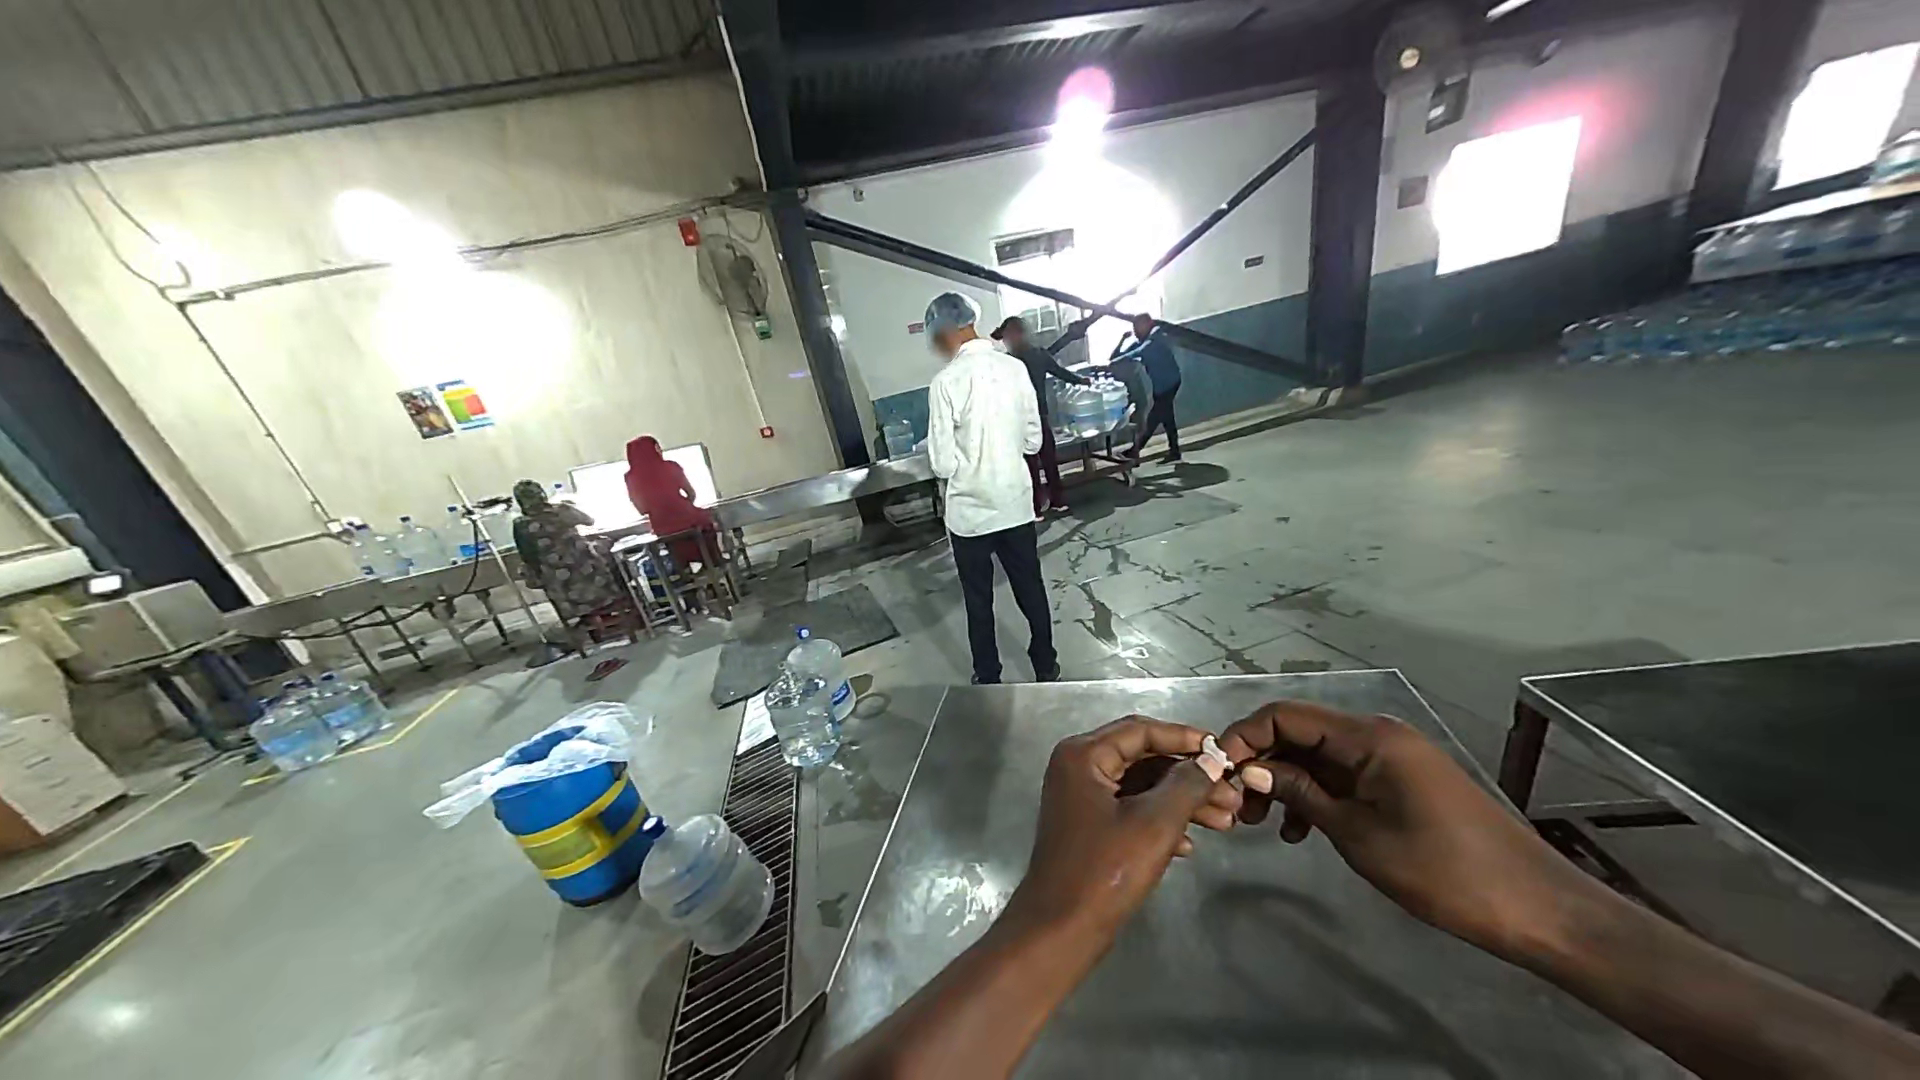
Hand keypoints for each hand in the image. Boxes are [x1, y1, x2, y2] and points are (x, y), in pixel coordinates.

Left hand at [1008, 718, 1239, 937]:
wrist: (1060, 928)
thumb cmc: (1105, 870)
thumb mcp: (1154, 824)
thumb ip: (1186, 785)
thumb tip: (1211, 760)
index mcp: (1083, 754)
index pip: (1140, 730)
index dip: (1184, 738)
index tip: (1223, 752)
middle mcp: (1078, 766)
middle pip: (1142, 758)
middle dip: (1189, 776)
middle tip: (1232, 795)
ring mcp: (1081, 796)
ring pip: (1140, 786)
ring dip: (1181, 800)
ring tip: (1226, 820)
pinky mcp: (1088, 824)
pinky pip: (1130, 809)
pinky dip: (1160, 820)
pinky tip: (1189, 844)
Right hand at [1217, 701, 1605, 959]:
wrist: (1541, 911)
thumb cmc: (1443, 871)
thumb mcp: (1357, 832)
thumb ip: (1299, 793)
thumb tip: (1252, 770)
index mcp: (1368, 736)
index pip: (1285, 715)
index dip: (1245, 736)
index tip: (1221, 770)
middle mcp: (1377, 734)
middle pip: (1298, 732)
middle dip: (1262, 763)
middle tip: (1240, 806)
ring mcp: (1391, 757)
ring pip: (1317, 756)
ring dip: (1285, 782)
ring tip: (1264, 825)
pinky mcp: (1400, 780)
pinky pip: (1342, 774)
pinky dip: (1315, 795)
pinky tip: (1302, 831)